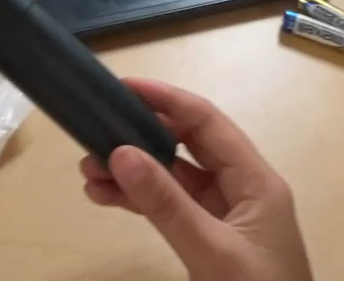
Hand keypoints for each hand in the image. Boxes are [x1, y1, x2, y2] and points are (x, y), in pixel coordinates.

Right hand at [80, 79, 311, 280]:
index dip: (164, 98)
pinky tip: (105, 199)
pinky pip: (171, 207)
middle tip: (96, 130)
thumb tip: (119, 151)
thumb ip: (166, 204)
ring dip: (133, 171)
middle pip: (186, 144)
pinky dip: (140, 201)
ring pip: (174, 177)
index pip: (205, 121)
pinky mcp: (213, 242)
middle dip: (140, 135)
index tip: (121, 87)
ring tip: (88, 172)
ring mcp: (227, 217)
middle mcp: (242, 189)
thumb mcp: (212, 256)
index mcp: (255, 181)